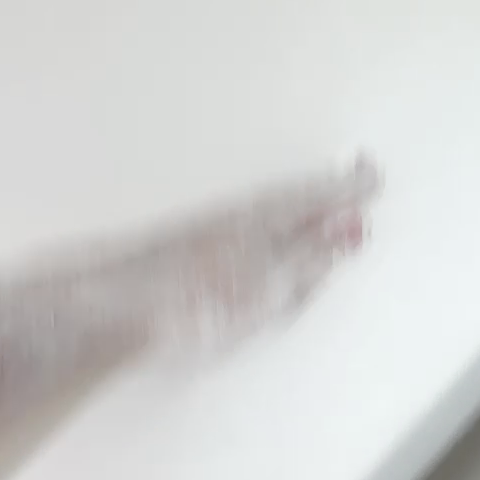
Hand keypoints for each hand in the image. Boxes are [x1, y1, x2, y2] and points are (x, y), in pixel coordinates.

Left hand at [91, 158, 380, 346]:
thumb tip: (353, 225)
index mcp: (268, 219)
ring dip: (306, 212)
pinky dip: (279, 229)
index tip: (374, 173)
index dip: (351, 186)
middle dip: (333, 195)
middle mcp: (244, 215)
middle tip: (360, 184)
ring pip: (276, 213)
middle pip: (301, 199)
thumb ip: (312, 256)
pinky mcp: (197, 248)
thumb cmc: (197, 299)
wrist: (104, 306)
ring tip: (327, 214)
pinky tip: (274, 242)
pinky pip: (255, 228)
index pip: (322, 194)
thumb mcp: (271, 283)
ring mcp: (218, 230)